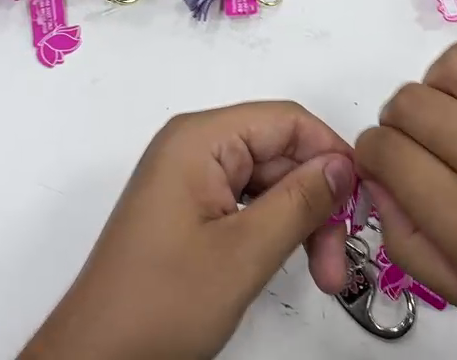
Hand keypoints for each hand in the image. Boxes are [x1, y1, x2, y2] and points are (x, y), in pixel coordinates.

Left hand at [21, 102, 355, 359]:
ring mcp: (191, 177)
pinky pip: (248, 202)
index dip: (330, 154)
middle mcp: (195, 146)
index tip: (361, 204)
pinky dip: (275, 230)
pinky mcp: (190, 207)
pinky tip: (291, 263)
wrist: (94, 359)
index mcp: (200, 138)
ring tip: (325, 277)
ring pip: (269, 181)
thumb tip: (344, 165)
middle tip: (340, 265)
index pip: (286, 121)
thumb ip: (300, 202)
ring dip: (301, 223)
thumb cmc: (162, 302)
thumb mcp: (243, 253)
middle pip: (280, 153)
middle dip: (317, 202)